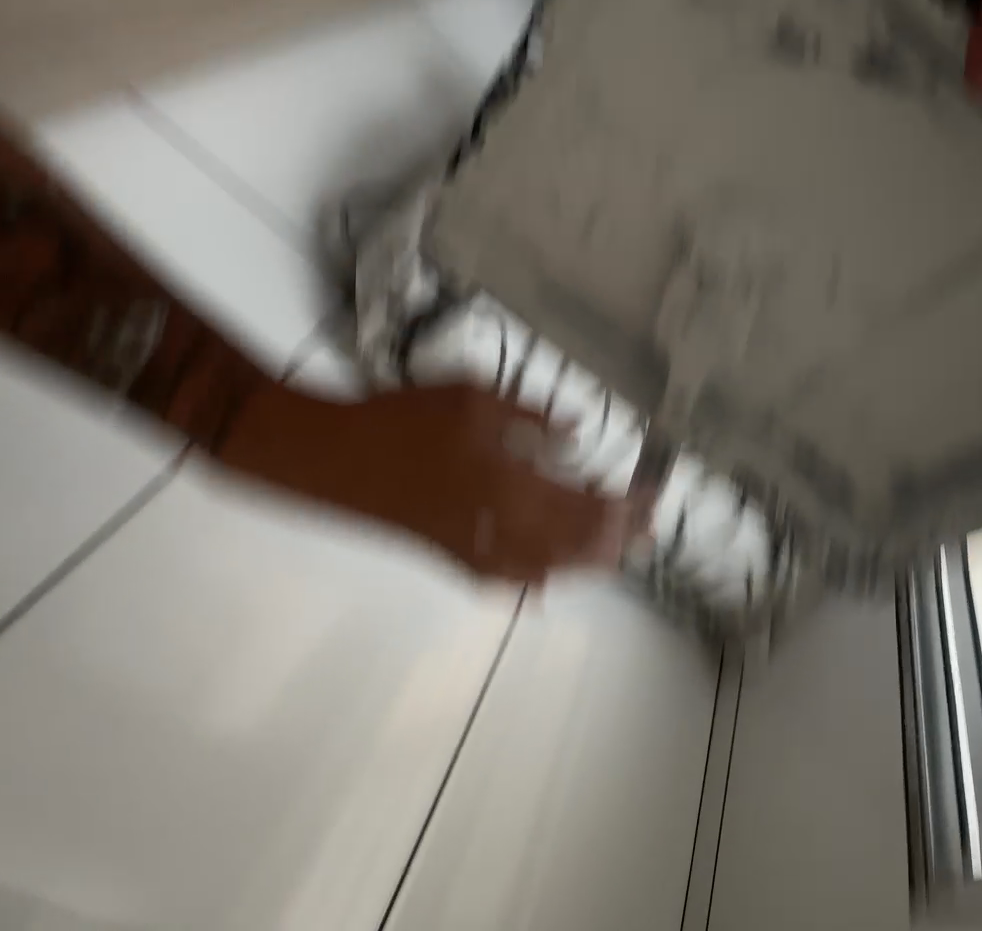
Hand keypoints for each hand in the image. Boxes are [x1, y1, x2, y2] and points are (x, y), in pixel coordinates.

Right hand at [219, 383, 652, 584]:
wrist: (326, 457)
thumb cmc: (402, 420)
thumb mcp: (475, 400)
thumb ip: (533, 419)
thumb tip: (578, 435)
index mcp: (513, 486)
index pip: (590, 506)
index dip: (628, 505)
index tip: (655, 494)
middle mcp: (503, 529)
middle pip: (579, 545)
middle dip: (622, 537)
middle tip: (651, 526)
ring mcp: (476, 550)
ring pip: (550, 567)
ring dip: (592, 561)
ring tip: (622, 551)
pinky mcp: (451, 558)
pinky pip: (507, 581)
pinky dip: (541, 579)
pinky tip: (553, 577)